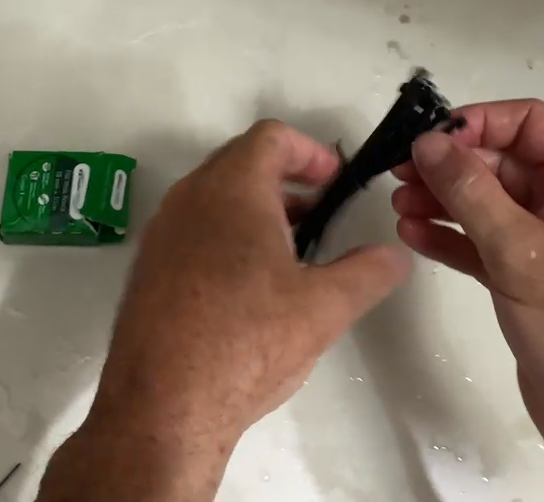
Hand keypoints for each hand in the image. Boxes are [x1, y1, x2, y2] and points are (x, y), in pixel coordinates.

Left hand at [39, 120, 410, 501]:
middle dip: (285, 178)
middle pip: (242, 159)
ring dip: (255, 205)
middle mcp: (190, 195)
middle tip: (319, 212)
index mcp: (232, 188)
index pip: (272, 137)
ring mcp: (162, 228)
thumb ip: (366, 274)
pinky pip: (192, 224)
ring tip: (288, 250)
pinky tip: (246, 284)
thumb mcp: (322, 309)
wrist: (160, 406)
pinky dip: (224, 230)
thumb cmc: (245, 342)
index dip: (310, 151)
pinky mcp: (148, 262)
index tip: (336, 182)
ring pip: (214, 193)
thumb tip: (395, 256)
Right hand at [393, 99, 543, 501]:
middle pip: (502, 162)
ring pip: (488, 202)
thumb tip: (427, 141)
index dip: (478, 122)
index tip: (429, 139)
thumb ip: (471, 191)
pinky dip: (450, 236)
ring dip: (442, 199)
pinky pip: (483, 241)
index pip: (530, 124)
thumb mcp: (524, 253)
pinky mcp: (530, 279)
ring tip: (398, 206)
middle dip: (450, 166)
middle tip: (399, 174)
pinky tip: (414, 235)